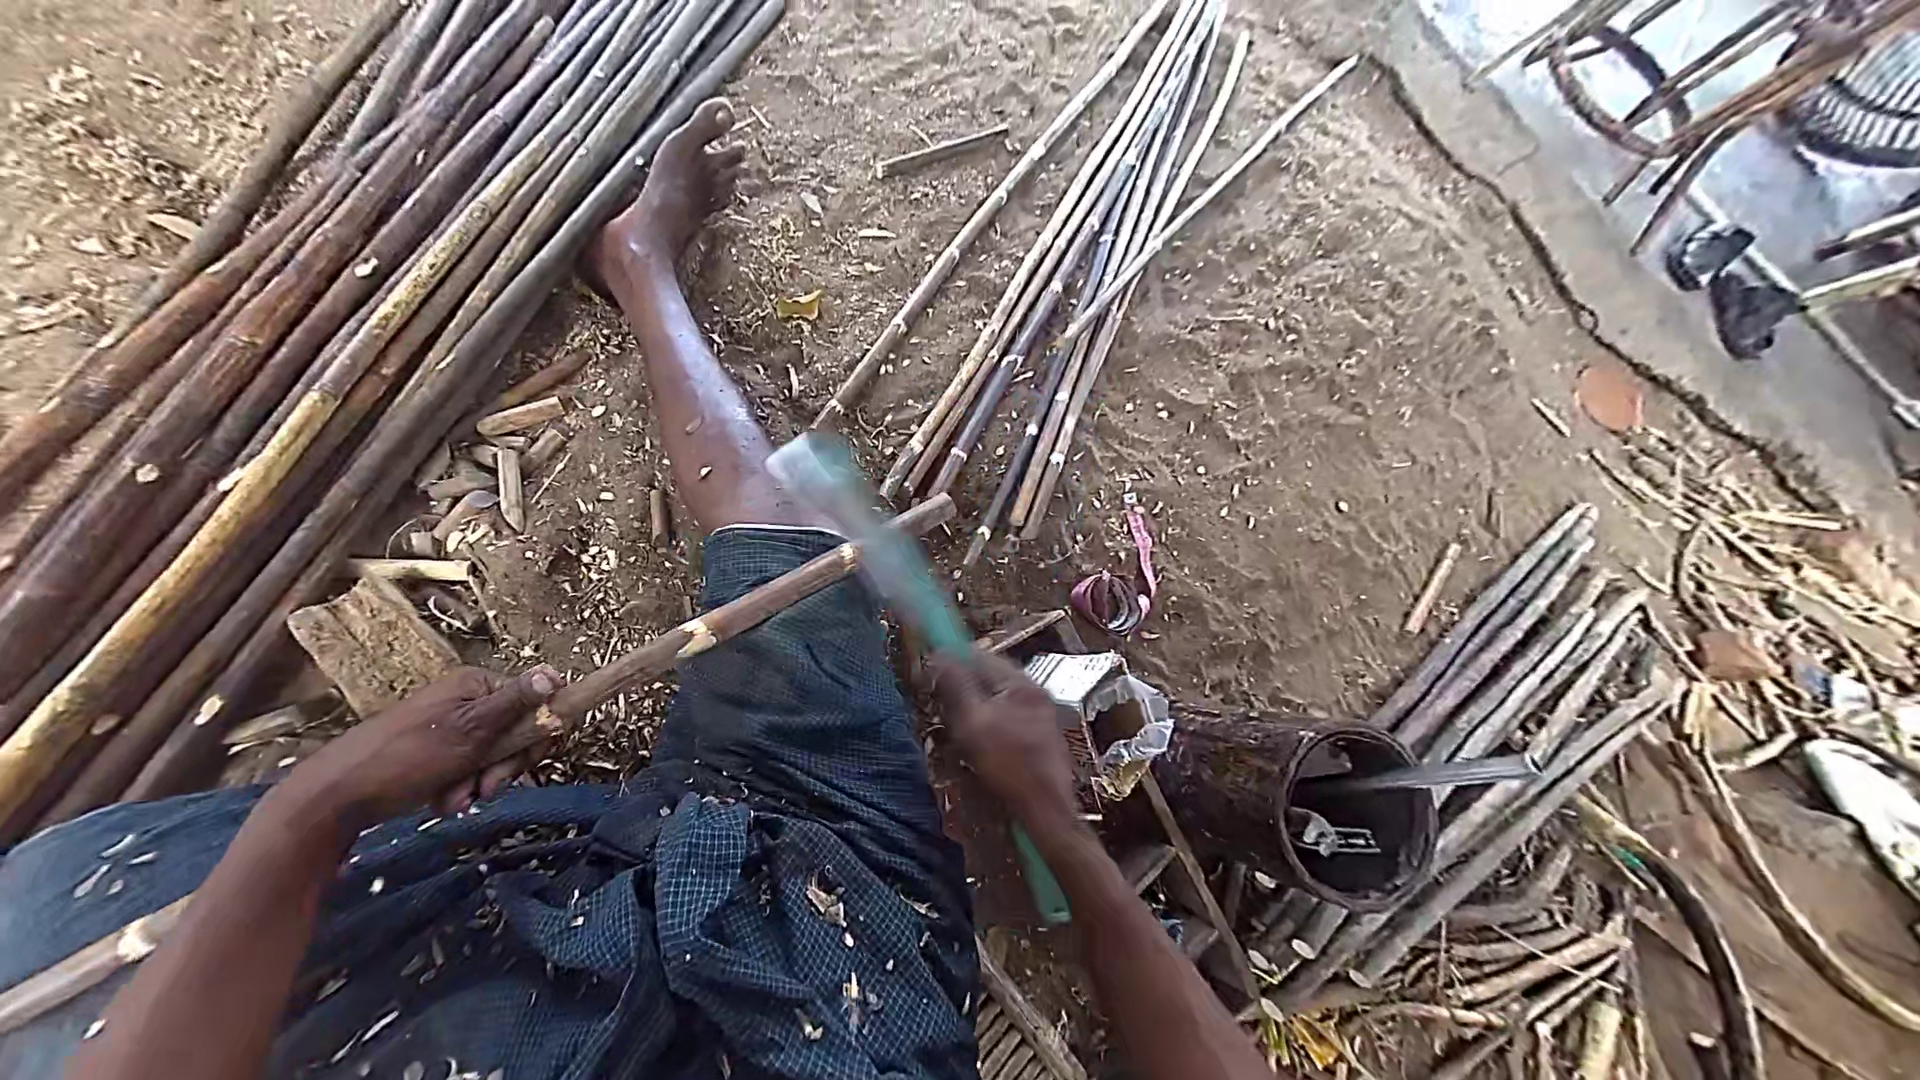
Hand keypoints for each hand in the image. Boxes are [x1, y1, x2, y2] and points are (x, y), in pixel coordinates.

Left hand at [275, 665, 562, 832]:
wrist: (329, 800)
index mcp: (477, 685)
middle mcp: (468, 700)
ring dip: (482, 780)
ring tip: (456, 799)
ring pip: (495, 754)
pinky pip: (470, 767)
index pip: (536, 702)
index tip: (523, 762)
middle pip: (518, 730)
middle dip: (505, 764)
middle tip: (487, 787)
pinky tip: (444, 800)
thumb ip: (515, 703)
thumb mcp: (469, 729)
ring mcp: (451, 726)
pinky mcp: (436, 752)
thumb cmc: (404, 759)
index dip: (537, 734)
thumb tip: (553, 672)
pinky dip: (462, 786)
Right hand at [932, 651, 1078, 833]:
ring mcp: (1041, 715)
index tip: (931, 668)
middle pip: (991, 676)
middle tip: (940, 695)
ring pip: (998, 698)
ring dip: (975, 703)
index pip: (981, 656)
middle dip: (964, 682)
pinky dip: (988, 721)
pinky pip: (1007, 717)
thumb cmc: (1010, 766)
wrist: (1046, 810)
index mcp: (1022, 683)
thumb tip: (940, 657)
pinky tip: (978, 740)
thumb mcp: (973, 722)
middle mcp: (1035, 693)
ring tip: (956, 719)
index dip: (953, 659)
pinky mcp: (1040, 738)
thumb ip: (956, 686)